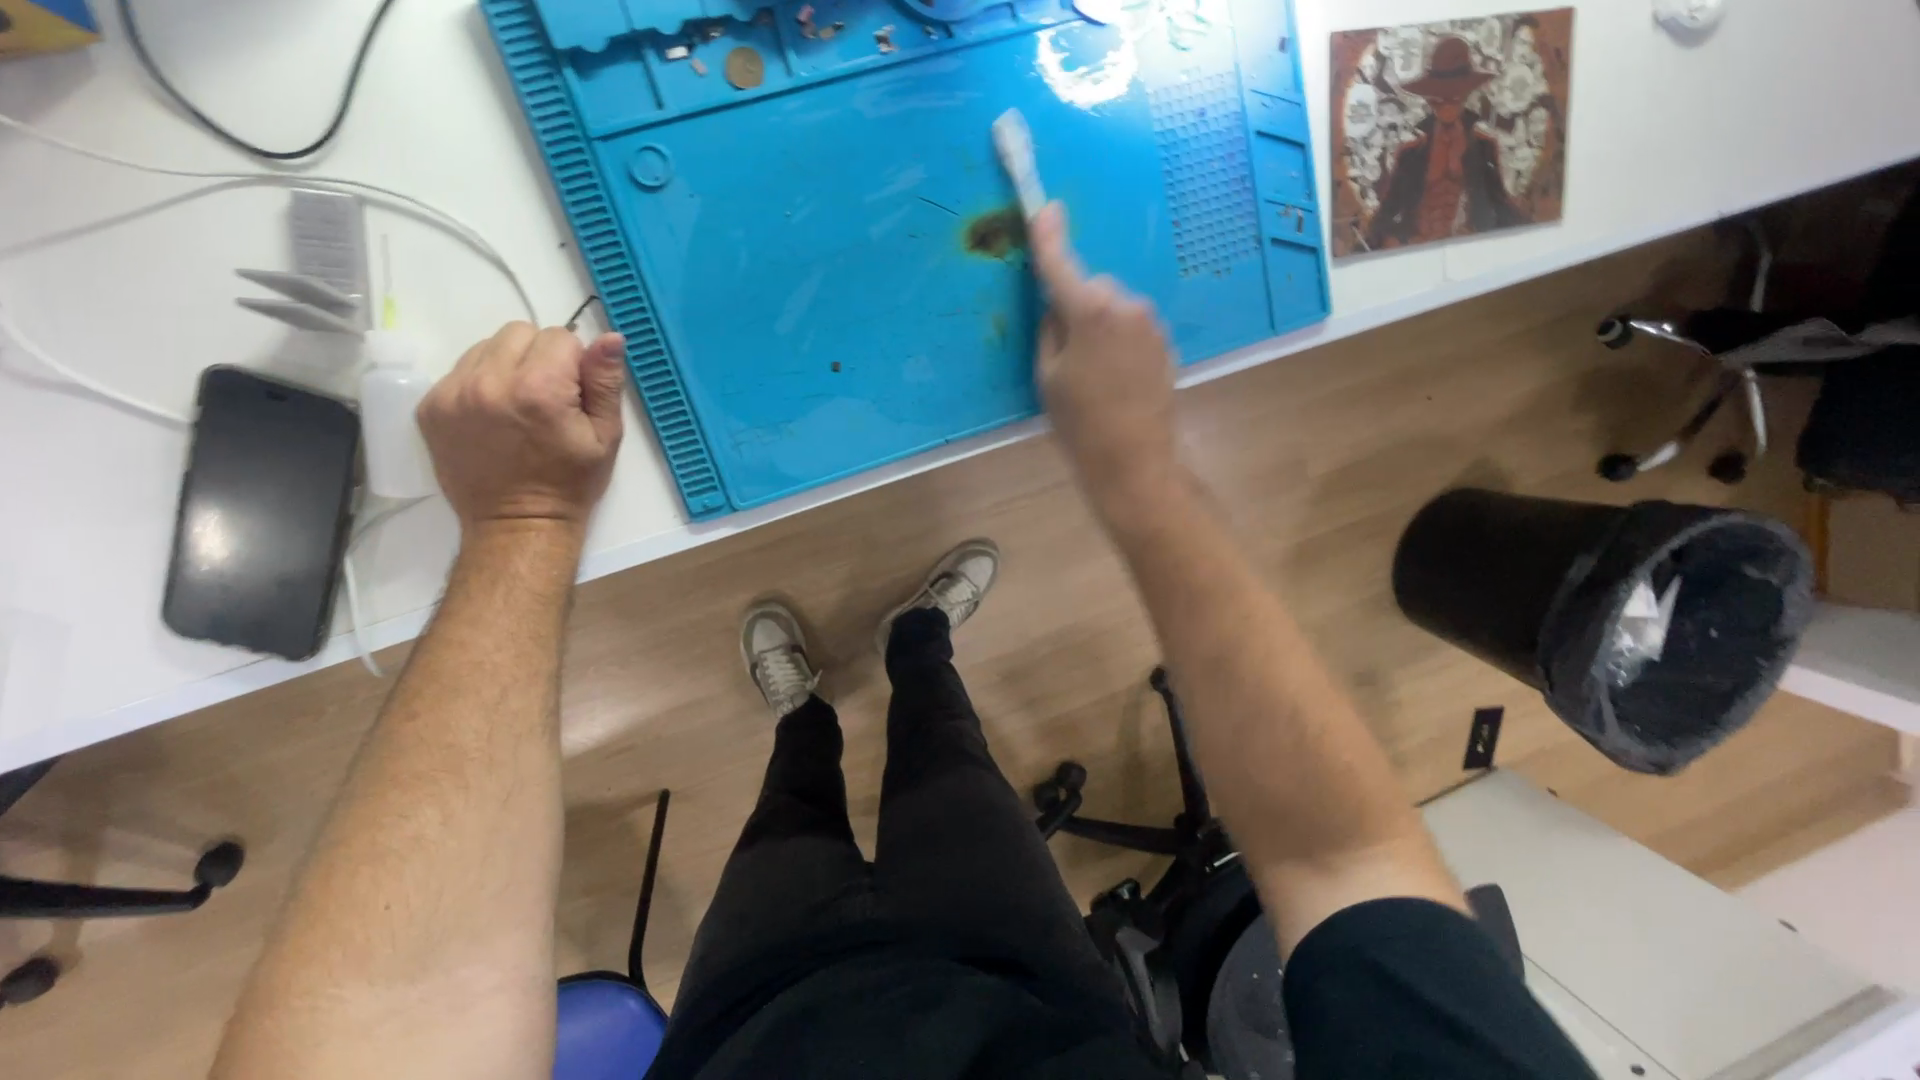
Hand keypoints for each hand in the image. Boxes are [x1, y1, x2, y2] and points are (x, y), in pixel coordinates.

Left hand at [417, 322, 626, 534]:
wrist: (517, 525)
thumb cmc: (571, 483)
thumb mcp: (606, 435)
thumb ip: (605, 381)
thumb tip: (611, 337)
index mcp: (539, 389)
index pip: (560, 336)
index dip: (574, 363)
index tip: (574, 395)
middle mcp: (490, 382)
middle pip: (520, 332)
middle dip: (539, 357)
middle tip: (547, 398)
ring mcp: (453, 393)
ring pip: (487, 346)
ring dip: (507, 365)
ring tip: (518, 406)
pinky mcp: (430, 405)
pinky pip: (461, 369)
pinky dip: (481, 383)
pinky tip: (493, 416)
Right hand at [1028, 203, 1179, 512]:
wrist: (1133, 460)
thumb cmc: (1079, 423)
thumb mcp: (1046, 376)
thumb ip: (1050, 328)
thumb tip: (1058, 303)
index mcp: (1089, 312)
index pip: (1061, 264)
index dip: (1049, 236)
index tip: (1044, 206)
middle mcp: (1125, 306)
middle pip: (1091, 287)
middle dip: (1077, 307)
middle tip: (1067, 355)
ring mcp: (1150, 322)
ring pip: (1113, 307)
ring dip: (1100, 325)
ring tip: (1094, 375)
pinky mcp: (1164, 341)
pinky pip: (1131, 326)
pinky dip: (1119, 340)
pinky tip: (1116, 379)